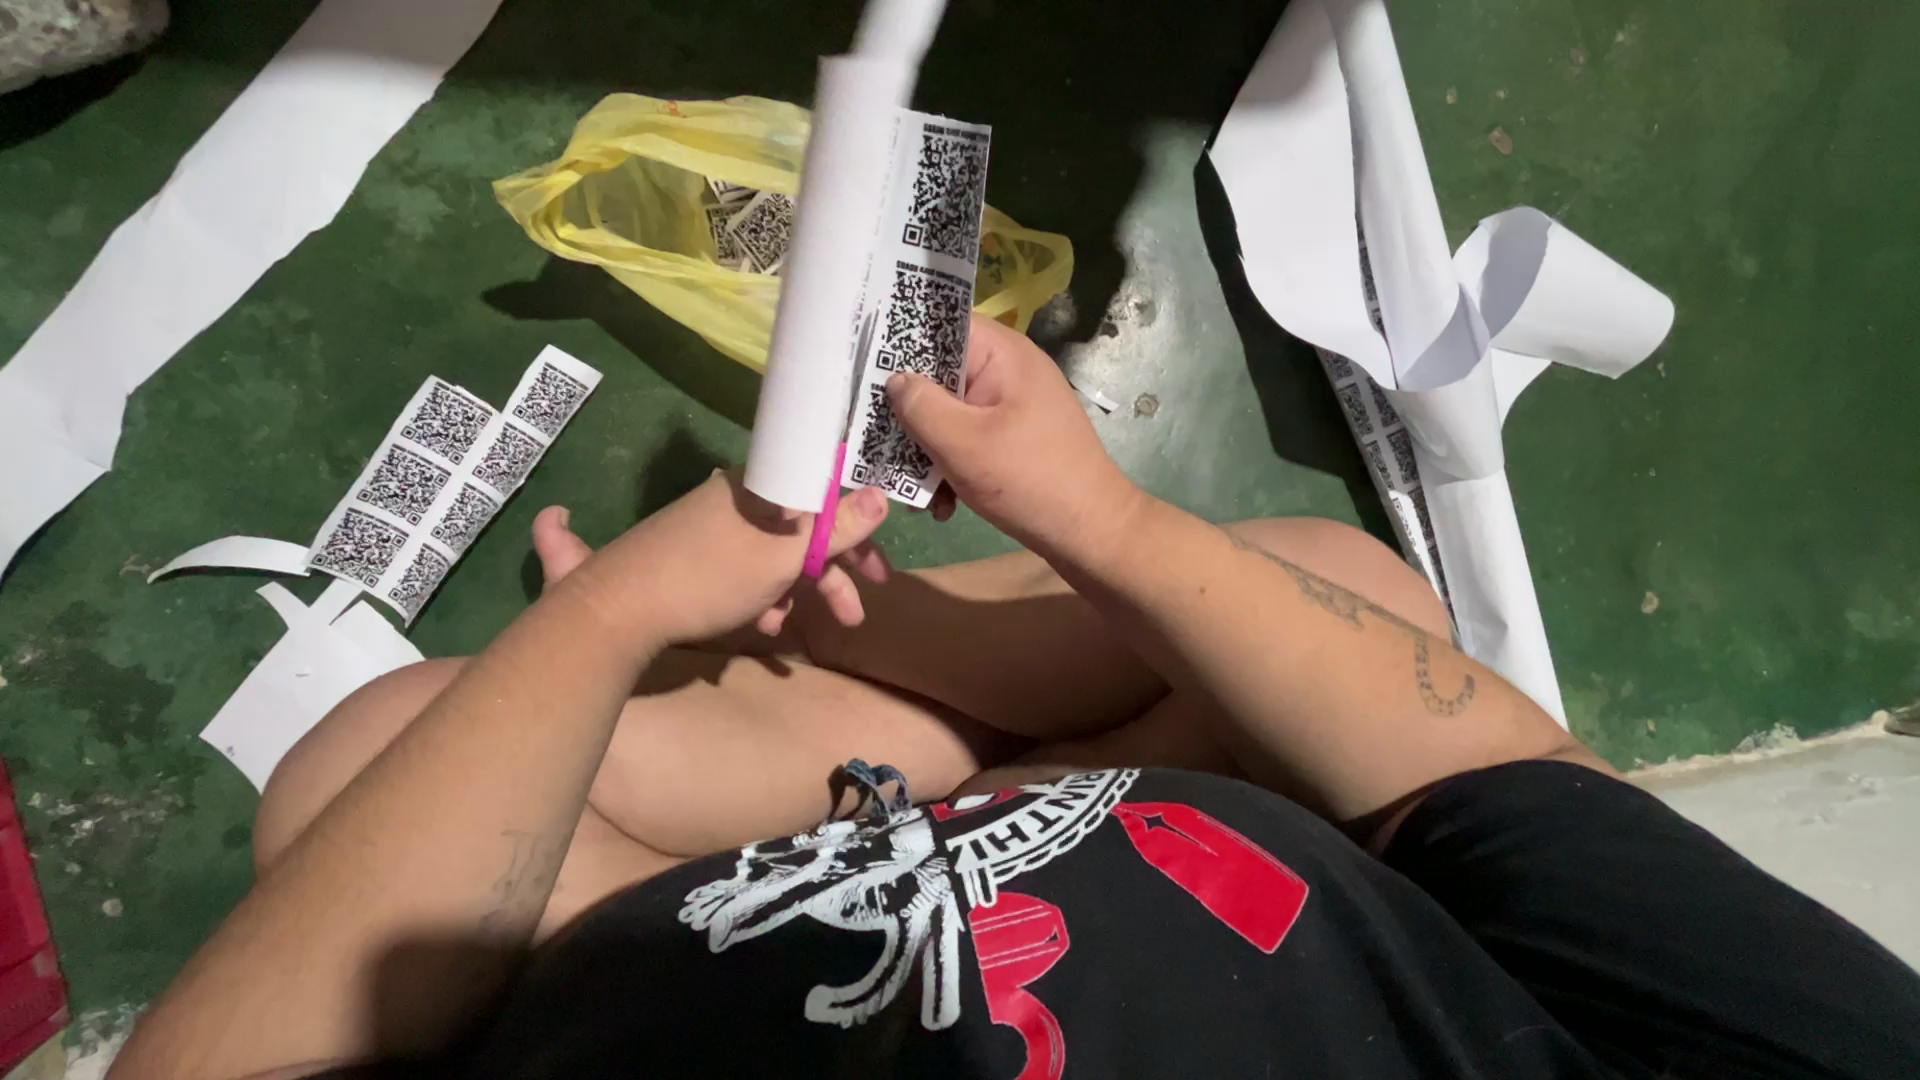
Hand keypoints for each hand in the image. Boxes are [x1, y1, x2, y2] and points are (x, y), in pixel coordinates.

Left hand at [531, 471, 891, 646]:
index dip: (858, 536)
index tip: (877, 574)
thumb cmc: (711, 576)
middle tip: (855, 615)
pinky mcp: (696, 551)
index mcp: (766, 488)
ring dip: (792, 592)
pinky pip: (746, 567)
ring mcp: (717, 525)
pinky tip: (760, 623)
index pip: (828, 499)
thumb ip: (837, 527)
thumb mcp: (784, 555)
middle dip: (831, 576)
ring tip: (790, 628)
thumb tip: (882, 493)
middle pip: (804, 531)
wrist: (618, 607)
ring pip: (774, 555)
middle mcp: (743, 499)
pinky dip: (760, 593)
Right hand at [886, 314, 1141, 557]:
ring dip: (926, 451)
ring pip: (948, 414)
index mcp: (1002, 353)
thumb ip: (921, 406)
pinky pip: (966, 440)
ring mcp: (1011, 407)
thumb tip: (893, 379)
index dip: (898, 342)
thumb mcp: (964, 443)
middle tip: (878, 443)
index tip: (860, 368)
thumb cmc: (1029, 481)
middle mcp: (1007, 371)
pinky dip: (950, 468)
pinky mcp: (1011, 439)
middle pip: (938, 374)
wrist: (1090, 533)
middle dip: (908, 413)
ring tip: (915, 490)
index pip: (940, 324)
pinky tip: (943, 505)